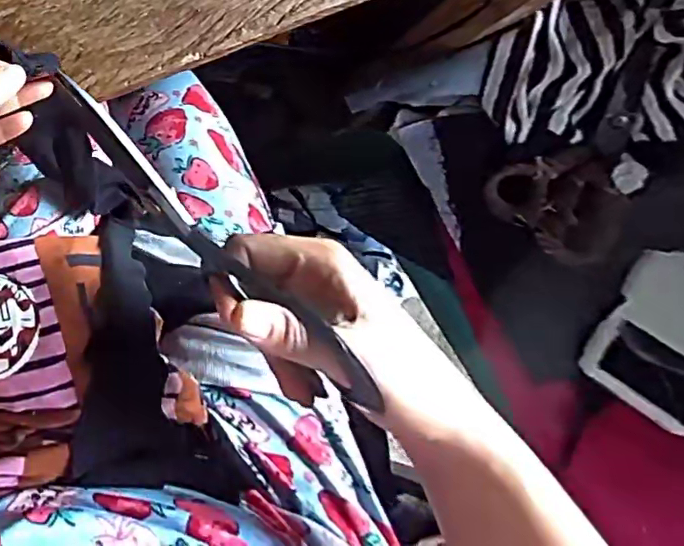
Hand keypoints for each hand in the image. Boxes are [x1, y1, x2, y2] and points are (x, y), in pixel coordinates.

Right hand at [211, 234, 490, 439]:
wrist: (452, 434)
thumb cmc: (410, 383)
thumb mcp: (347, 356)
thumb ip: (288, 332)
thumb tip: (232, 312)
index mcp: (320, 259)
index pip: (247, 248)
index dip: (230, 279)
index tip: (231, 320)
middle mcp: (311, 270)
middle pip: (249, 282)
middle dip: (255, 325)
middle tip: (276, 363)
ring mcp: (312, 298)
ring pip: (259, 311)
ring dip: (269, 350)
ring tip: (299, 385)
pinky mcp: (313, 325)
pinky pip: (275, 332)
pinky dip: (280, 359)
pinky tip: (304, 384)